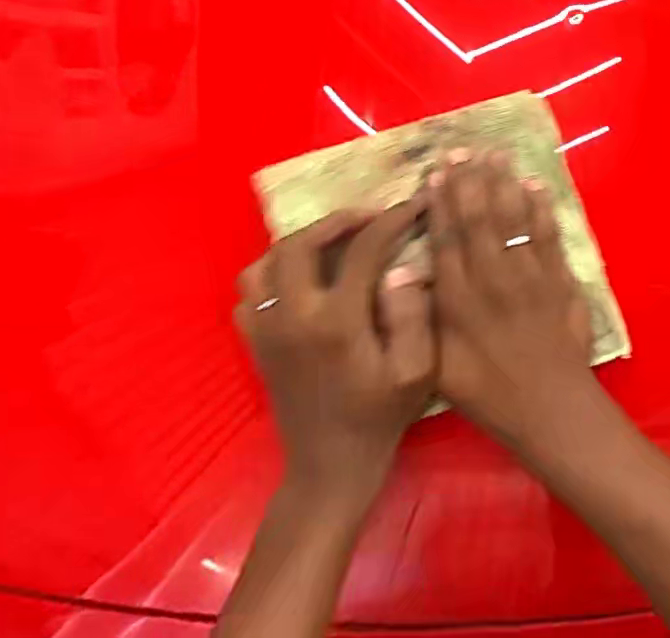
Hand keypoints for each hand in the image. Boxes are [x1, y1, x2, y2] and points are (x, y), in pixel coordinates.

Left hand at [234, 201, 435, 508]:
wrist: (331, 463)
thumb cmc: (382, 413)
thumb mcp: (418, 369)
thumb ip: (413, 314)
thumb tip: (403, 268)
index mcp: (337, 321)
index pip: (363, 249)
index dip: (393, 220)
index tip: (416, 205)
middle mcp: (292, 318)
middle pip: (299, 245)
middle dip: (338, 221)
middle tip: (372, 217)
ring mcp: (266, 331)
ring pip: (265, 263)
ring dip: (302, 242)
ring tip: (337, 241)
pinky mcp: (255, 344)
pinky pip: (252, 292)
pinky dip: (277, 272)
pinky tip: (307, 278)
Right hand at [425, 150, 597, 451]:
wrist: (547, 404)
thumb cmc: (485, 390)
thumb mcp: (436, 362)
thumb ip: (425, 315)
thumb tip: (414, 272)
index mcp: (458, 299)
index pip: (446, 238)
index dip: (441, 202)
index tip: (436, 172)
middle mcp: (492, 279)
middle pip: (479, 219)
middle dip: (470, 182)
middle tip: (464, 150)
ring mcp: (530, 276)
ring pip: (513, 221)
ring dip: (504, 185)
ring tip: (496, 155)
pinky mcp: (559, 279)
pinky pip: (550, 236)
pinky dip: (542, 210)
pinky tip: (535, 187)